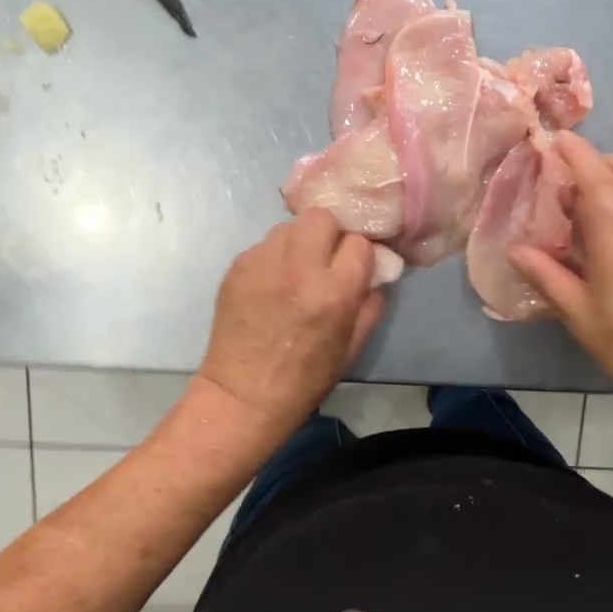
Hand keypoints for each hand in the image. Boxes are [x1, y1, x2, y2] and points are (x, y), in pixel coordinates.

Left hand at [198, 208, 384, 434]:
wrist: (245, 394)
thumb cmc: (306, 378)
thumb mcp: (353, 347)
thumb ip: (370, 304)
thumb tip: (375, 273)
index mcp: (333, 292)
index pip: (359, 243)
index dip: (360, 255)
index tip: (356, 269)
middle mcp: (298, 269)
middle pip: (322, 216)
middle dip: (330, 233)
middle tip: (326, 259)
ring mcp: (262, 264)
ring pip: (289, 227)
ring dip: (300, 243)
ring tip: (296, 272)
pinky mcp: (237, 267)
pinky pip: (264, 246)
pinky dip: (274, 258)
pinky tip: (272, 284)